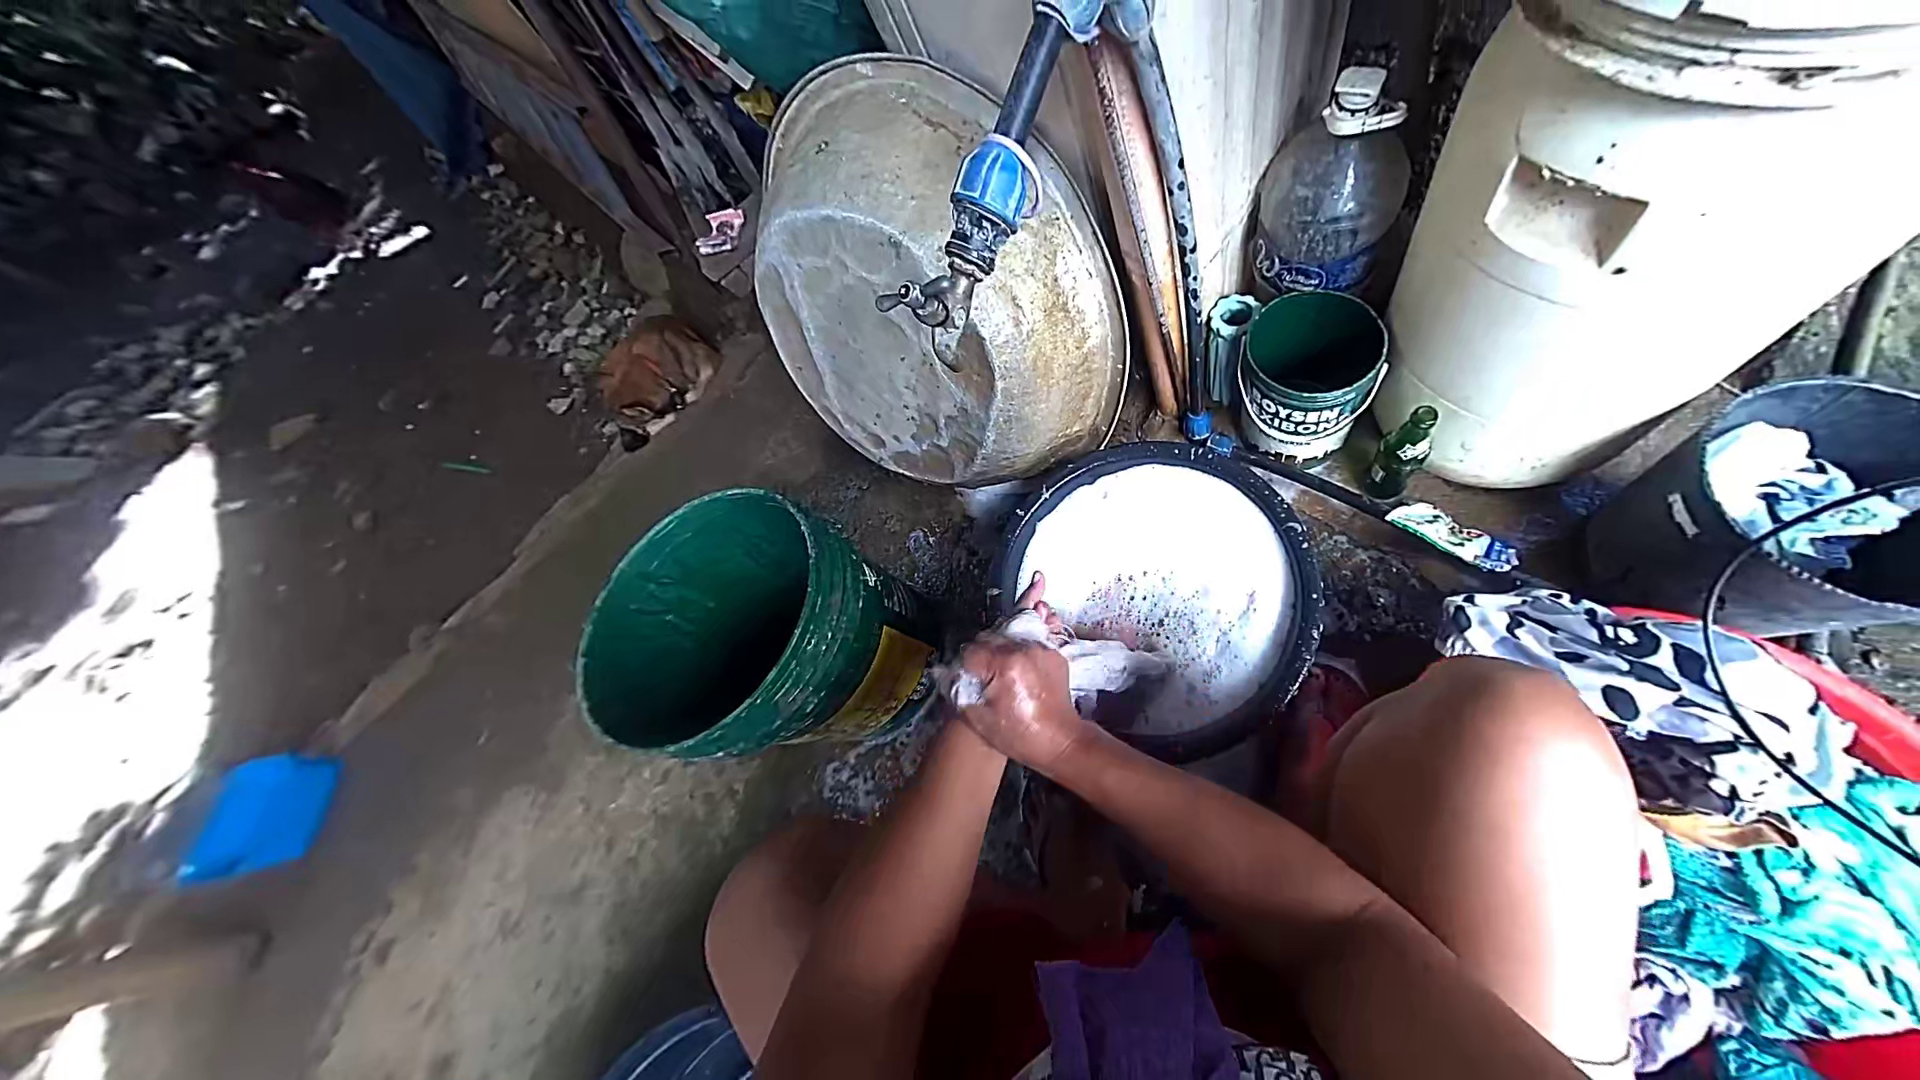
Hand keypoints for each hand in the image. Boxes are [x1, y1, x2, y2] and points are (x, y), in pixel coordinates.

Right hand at [956, 573, 1093, 774]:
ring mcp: (1041, 649)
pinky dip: (1020, 648)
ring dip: (1001, 648)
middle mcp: (1024, 649)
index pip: (971, 651)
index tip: (968, 679)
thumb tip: (948, 673)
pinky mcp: (1053, 653)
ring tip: (1001, 670)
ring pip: (1010, 636)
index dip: (965, 666)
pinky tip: (1018, 665)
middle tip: (983, 675)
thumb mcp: (979, 720)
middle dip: (983, 653)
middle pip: (990, 638)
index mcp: (1004, 664)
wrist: (1061, 742)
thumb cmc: (1022, 735)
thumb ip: (958, 692)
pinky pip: (1030, 640)